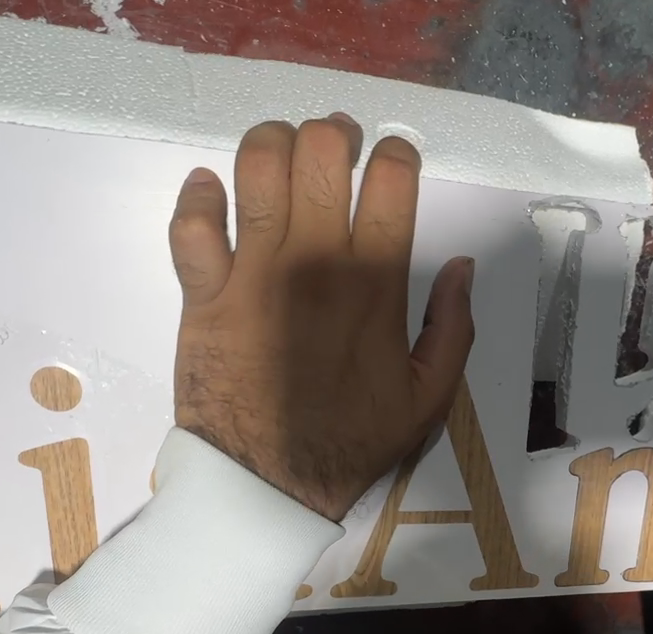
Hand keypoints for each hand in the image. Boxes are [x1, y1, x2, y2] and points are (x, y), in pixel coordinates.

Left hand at [167, 114, 475, 520]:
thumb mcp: (429, 398)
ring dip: (273, 143)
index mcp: (375, 285)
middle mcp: (314, 262)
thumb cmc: (355, 441)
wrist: (273, 482)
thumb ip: (453, 328)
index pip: (391, 183)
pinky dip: (199, 195)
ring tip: (284, 155)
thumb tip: (461, 265)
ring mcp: (253, 271)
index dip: (397, 154)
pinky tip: (214, 190)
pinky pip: (191, 222)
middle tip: (338, 145)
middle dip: (334, 133)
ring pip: (256, 167)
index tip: (395, 159)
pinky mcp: (204, 291)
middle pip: (320, 154)